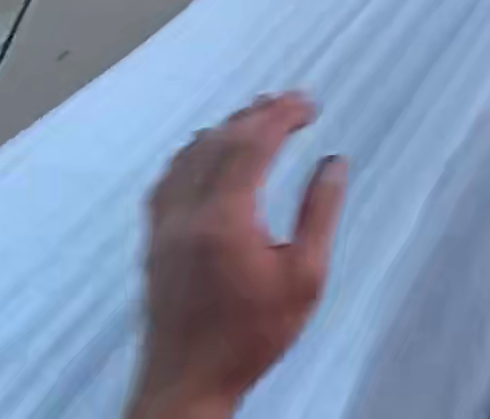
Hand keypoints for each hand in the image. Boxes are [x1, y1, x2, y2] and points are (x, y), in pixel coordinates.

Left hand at [126, 93, 349, 418]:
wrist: (186, 390)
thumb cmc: (256, 332)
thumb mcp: (306, 275)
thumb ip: (320, 212)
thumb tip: (335, 161)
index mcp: (225, 219)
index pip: (253, 146)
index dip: (282, 116)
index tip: (311, 103)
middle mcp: (188, 214)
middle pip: (221, 143)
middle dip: (260, 113)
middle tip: (295, 99)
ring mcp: (165, 227)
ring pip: (191, 156)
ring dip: (228, 127)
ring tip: (259, 111)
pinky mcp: (155, 241)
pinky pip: (168, 179)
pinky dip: (194, 151)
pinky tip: (207, 147)